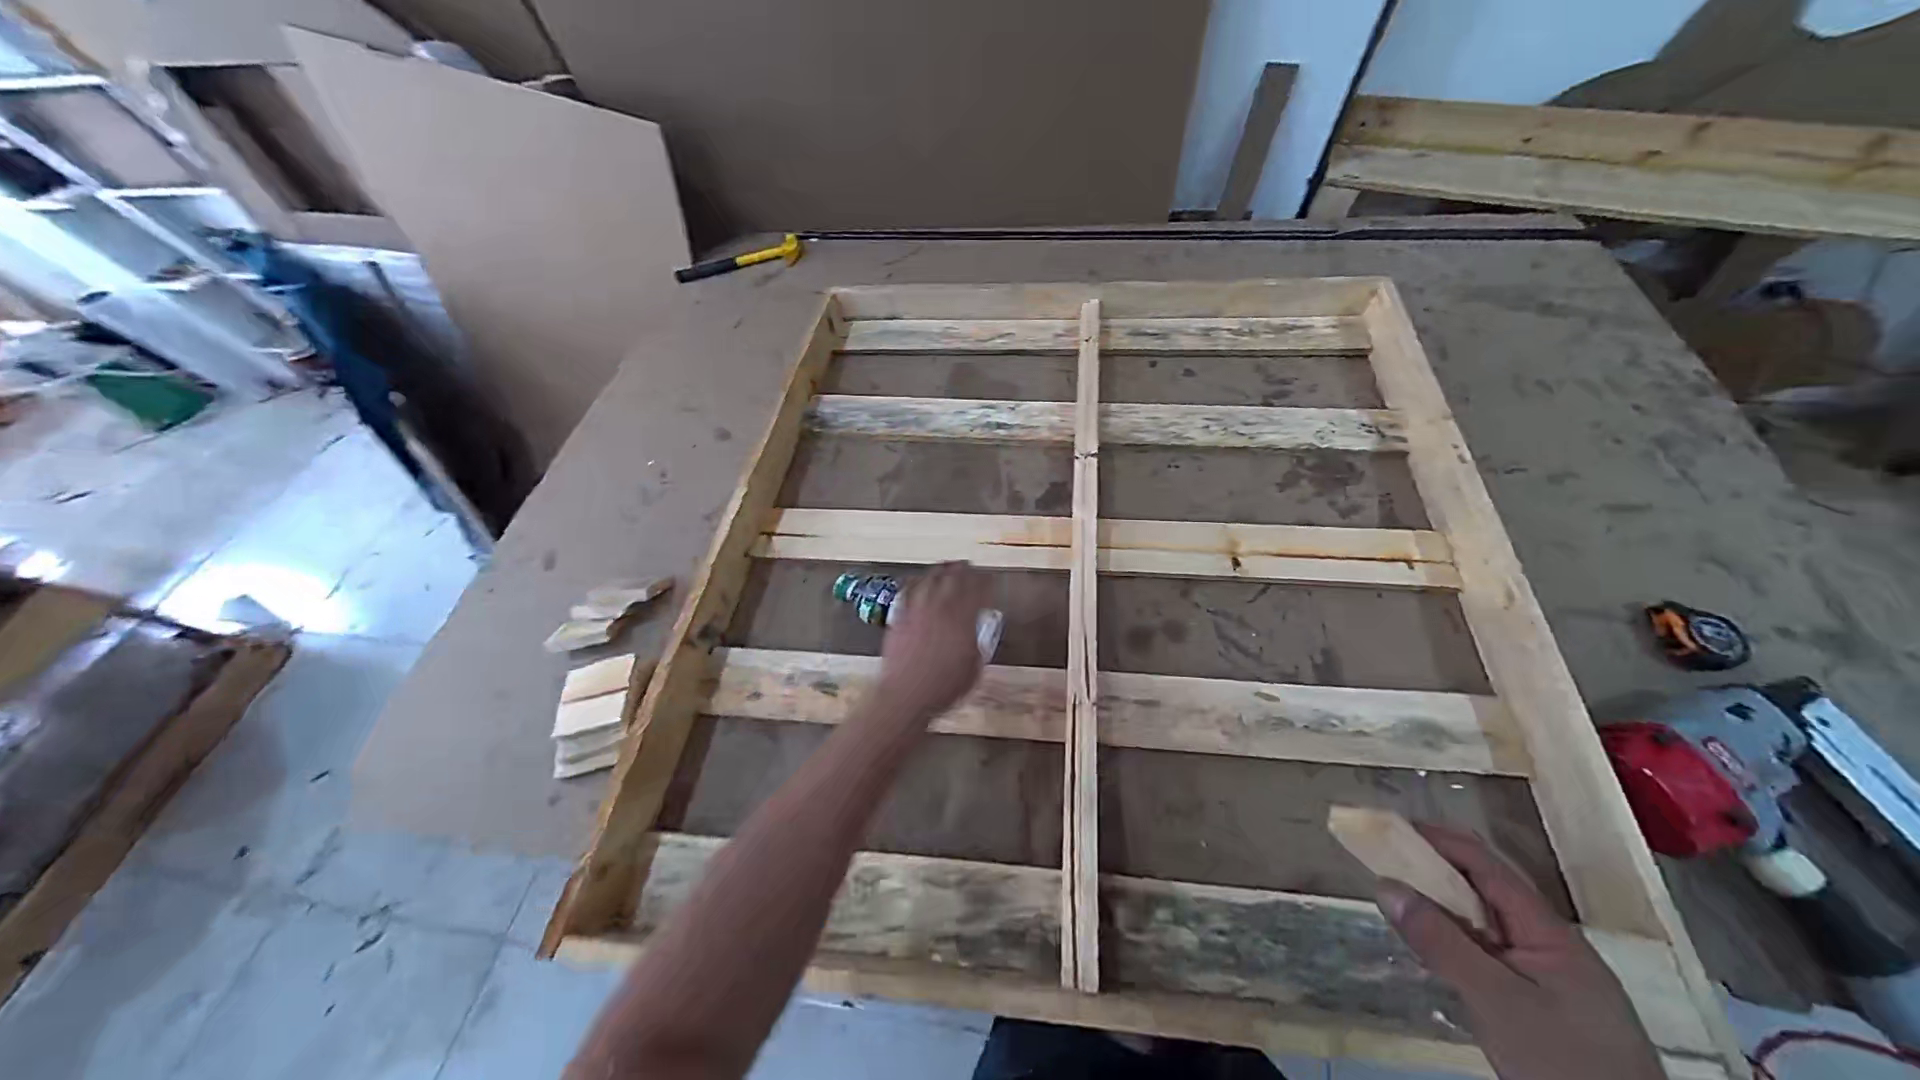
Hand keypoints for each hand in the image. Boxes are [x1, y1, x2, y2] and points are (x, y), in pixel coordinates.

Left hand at [873, 562, 988, 727]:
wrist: (906, 695)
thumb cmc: (943, 688)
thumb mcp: (973, 668)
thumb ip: (978, 646)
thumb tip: (978, 635)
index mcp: (963, 620)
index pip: (978, 591)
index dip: (985, 582)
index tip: (989, 579)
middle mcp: (941, 609)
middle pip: (954, 579)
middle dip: (965, 570)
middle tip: (970, 566)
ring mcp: (918, 611)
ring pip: (931, 580)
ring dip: (941, 570)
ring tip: (947, 566)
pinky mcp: (900, 617)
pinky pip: (908, 591)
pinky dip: (916, 582)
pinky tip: (918, 580)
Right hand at [1377, 824, 1664, 1079]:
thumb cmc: (1563, 1062)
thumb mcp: (1495, 1001)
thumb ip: (1440, 942)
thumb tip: (1384, 884)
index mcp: (1550, 933)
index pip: (1488, 867)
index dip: (1441, 840)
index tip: (1393, 826)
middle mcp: (1553, 946)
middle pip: (1488, 892)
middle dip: (1438, 870)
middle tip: (1387, 861)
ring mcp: (1553, 978)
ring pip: (1489, 925)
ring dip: (1444, 906)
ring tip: (1400, 899)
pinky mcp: (1547, 1006)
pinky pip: (1492, 954)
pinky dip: (1457, 939)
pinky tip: (1436, 948)